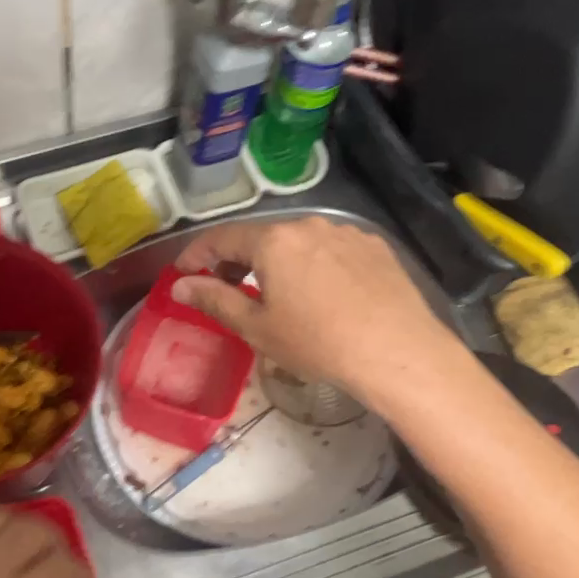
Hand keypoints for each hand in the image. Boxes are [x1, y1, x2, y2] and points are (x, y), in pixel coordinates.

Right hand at [172, 217, 457, 397]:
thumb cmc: (318, 343)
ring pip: (298, 243)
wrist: (398, 352)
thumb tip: (180, 286)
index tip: (182, 274)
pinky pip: (331, 250)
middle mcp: (309, 225)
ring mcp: (346, 233)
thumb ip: (214, 300)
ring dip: (277, 263)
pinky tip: (320, 296)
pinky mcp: (375, 247)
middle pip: (261, 238)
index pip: (221, 238)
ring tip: (275, 295)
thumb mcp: (256, 327)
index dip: (196, 255)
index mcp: (273, 240)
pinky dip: (313, 266)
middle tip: (225, 289)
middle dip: (237, 261)